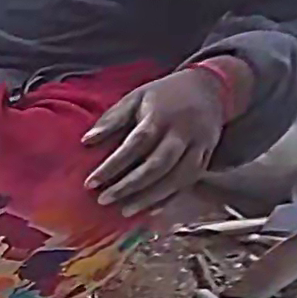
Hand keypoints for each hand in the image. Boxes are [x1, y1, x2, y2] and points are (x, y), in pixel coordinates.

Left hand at [82, 68, 234, 216]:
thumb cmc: (162, 96)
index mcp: (162, 116)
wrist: (210, 86)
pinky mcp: (207, 155)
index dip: (113, 165)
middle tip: (103, 200)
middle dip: (129, 186)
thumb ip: (111, 120)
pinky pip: (190, 181)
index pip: (135, 144)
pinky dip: (170, 198)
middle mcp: (183, 132)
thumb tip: (86, 141)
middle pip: (157, 165)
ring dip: (149, 197)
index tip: (90, 183)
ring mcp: (199, 144)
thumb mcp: (135, 99)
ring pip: (177, 177)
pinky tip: (150, 211)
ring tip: (124, 211)